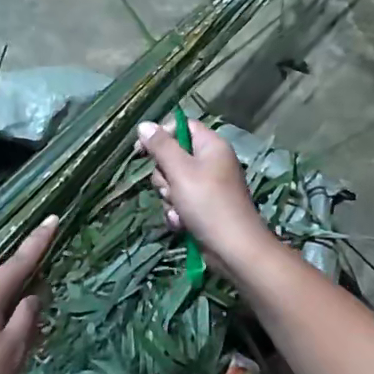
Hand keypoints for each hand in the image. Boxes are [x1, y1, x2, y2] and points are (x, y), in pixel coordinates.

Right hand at [136, 119, 274, 270]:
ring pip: (172, 183)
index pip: (181, 127)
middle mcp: (210, 162)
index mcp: (211, 146)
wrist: (232, 248)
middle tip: (171, 189)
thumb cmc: (208, 203)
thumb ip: (161, 146)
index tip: (141, 150)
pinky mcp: (203, 207)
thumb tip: (144, 125)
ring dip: (169, 198)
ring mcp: (207, 186)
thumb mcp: (180, 171)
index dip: (160, 135)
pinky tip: (181, 223)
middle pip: (173, 157)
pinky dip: (177, 212)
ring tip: (179, 210)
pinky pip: (179, 202)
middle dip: (164, 177)